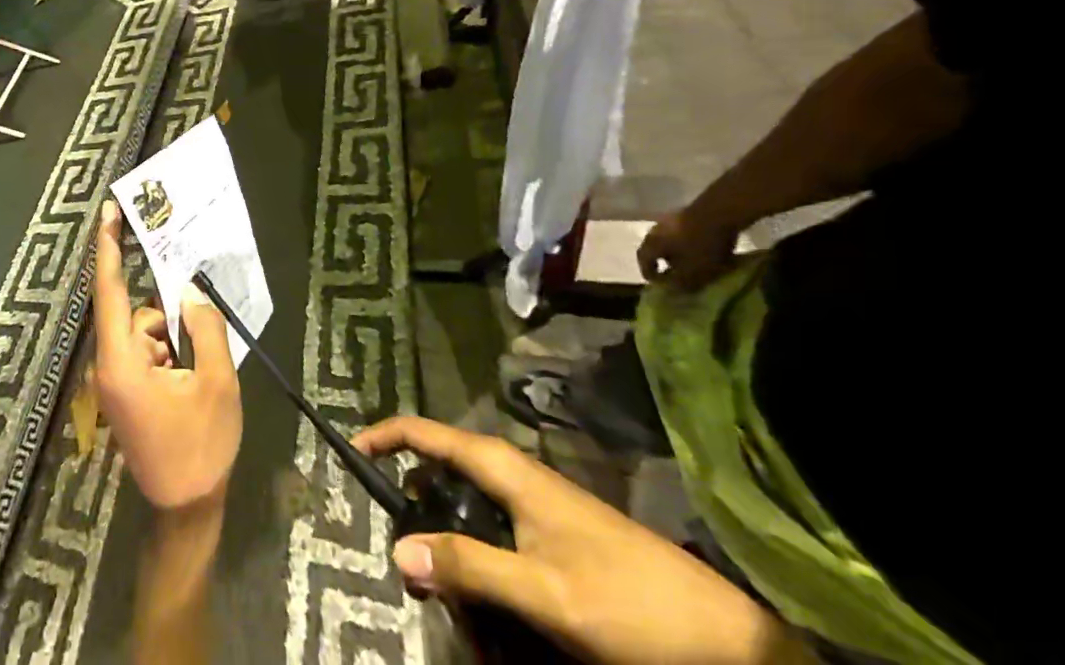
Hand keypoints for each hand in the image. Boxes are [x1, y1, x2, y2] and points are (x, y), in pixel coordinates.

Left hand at [93, 200, 241, 511]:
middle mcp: (109, 368)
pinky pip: (146, 353)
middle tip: (200, 332)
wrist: (186, 503)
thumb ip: (204, 328)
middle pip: (136, 316)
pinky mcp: (125, 393)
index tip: (108, 213)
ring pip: (145, 334)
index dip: (109, 250)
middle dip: (170, 318)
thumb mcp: (216, 381)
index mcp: (123, 363)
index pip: (110, 294)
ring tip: (200, 373)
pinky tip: (192, 380)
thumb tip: (191, 292)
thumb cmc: (202, 444)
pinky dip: (170, 354)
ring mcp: (116, 383)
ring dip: (174, 341)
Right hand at [354, 418, 805, 664]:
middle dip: (410, 490)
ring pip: (470, 502)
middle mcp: (521, 479)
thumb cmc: (625, 599)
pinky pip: (493, 531)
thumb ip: (471, 566)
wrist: (711, 631)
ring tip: (419, 571)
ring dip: (439, 527)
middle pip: (448, 465)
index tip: (353, 447)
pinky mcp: (551, 536)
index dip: (394, 434)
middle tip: (382, 536)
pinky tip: (465, 588)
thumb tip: (398, 549)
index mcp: (513, 473)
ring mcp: (539, 508)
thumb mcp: (542, 590)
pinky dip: (467, 549)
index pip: (439, 435)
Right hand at [636, 207, 741, 290]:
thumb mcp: (692, 273)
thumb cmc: (701, 246)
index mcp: (651, 245)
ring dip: (676, 251)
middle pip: (654, 249)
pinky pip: (683, 233)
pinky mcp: (688, 213)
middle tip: (674, 273)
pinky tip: (701, 248)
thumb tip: (671, 289)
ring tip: (690, 261)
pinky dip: (688, 243)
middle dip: (664, 262)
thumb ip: (679, 283)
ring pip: (669, 239)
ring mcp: (671, 219)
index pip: (643, 262)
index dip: (651, 275)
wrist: (721, 211)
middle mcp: (655, 231)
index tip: (661, 285)